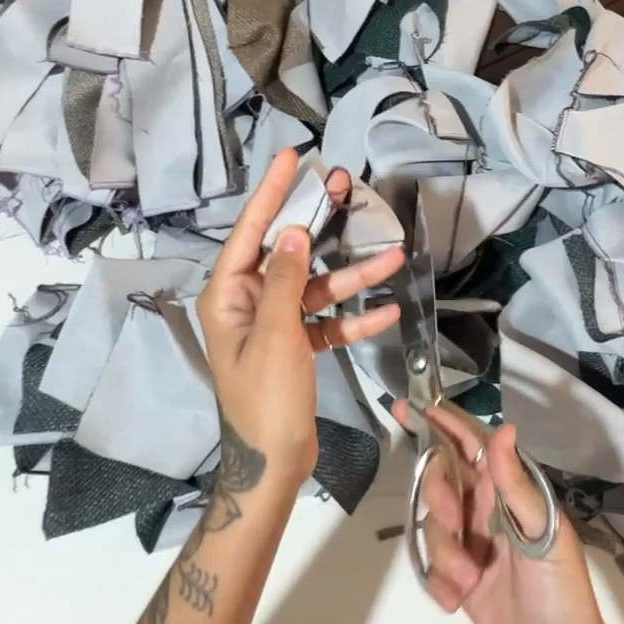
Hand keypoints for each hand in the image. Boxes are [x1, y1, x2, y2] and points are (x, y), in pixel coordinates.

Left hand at [199, 149, 404, 479]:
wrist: (273, 465)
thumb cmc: (265, 399)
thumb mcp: (275, 335)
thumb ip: (285, 280)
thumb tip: (294, 231)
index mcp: (230, 294)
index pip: (251, 229)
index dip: (272, 191)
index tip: (292, 157)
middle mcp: (249, 301)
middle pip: (289, 250)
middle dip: (320, 222)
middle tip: (344, 184)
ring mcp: (275, 323)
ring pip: (317, 286)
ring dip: (354, 275)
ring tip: (394, 256)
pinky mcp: (297, 344)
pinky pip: (328, 319)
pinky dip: (354, 316)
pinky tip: (387, 311)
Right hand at [395, 401, 604, 623]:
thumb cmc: (560, 587)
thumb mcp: (544, 532)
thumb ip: (516, 483)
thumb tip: (504, 428)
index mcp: (507, 488)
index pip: (469, 442)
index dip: (441, 420)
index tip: (408, 406)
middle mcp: (484, 506)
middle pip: (441, 477)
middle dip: (438, 495)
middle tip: (453, 521)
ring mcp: (469, 541)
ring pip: (432, 524)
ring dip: (443, 552)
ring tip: (468, 579)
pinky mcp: (458, 577)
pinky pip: (429, 566)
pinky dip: (438, 582)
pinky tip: (459, 598)